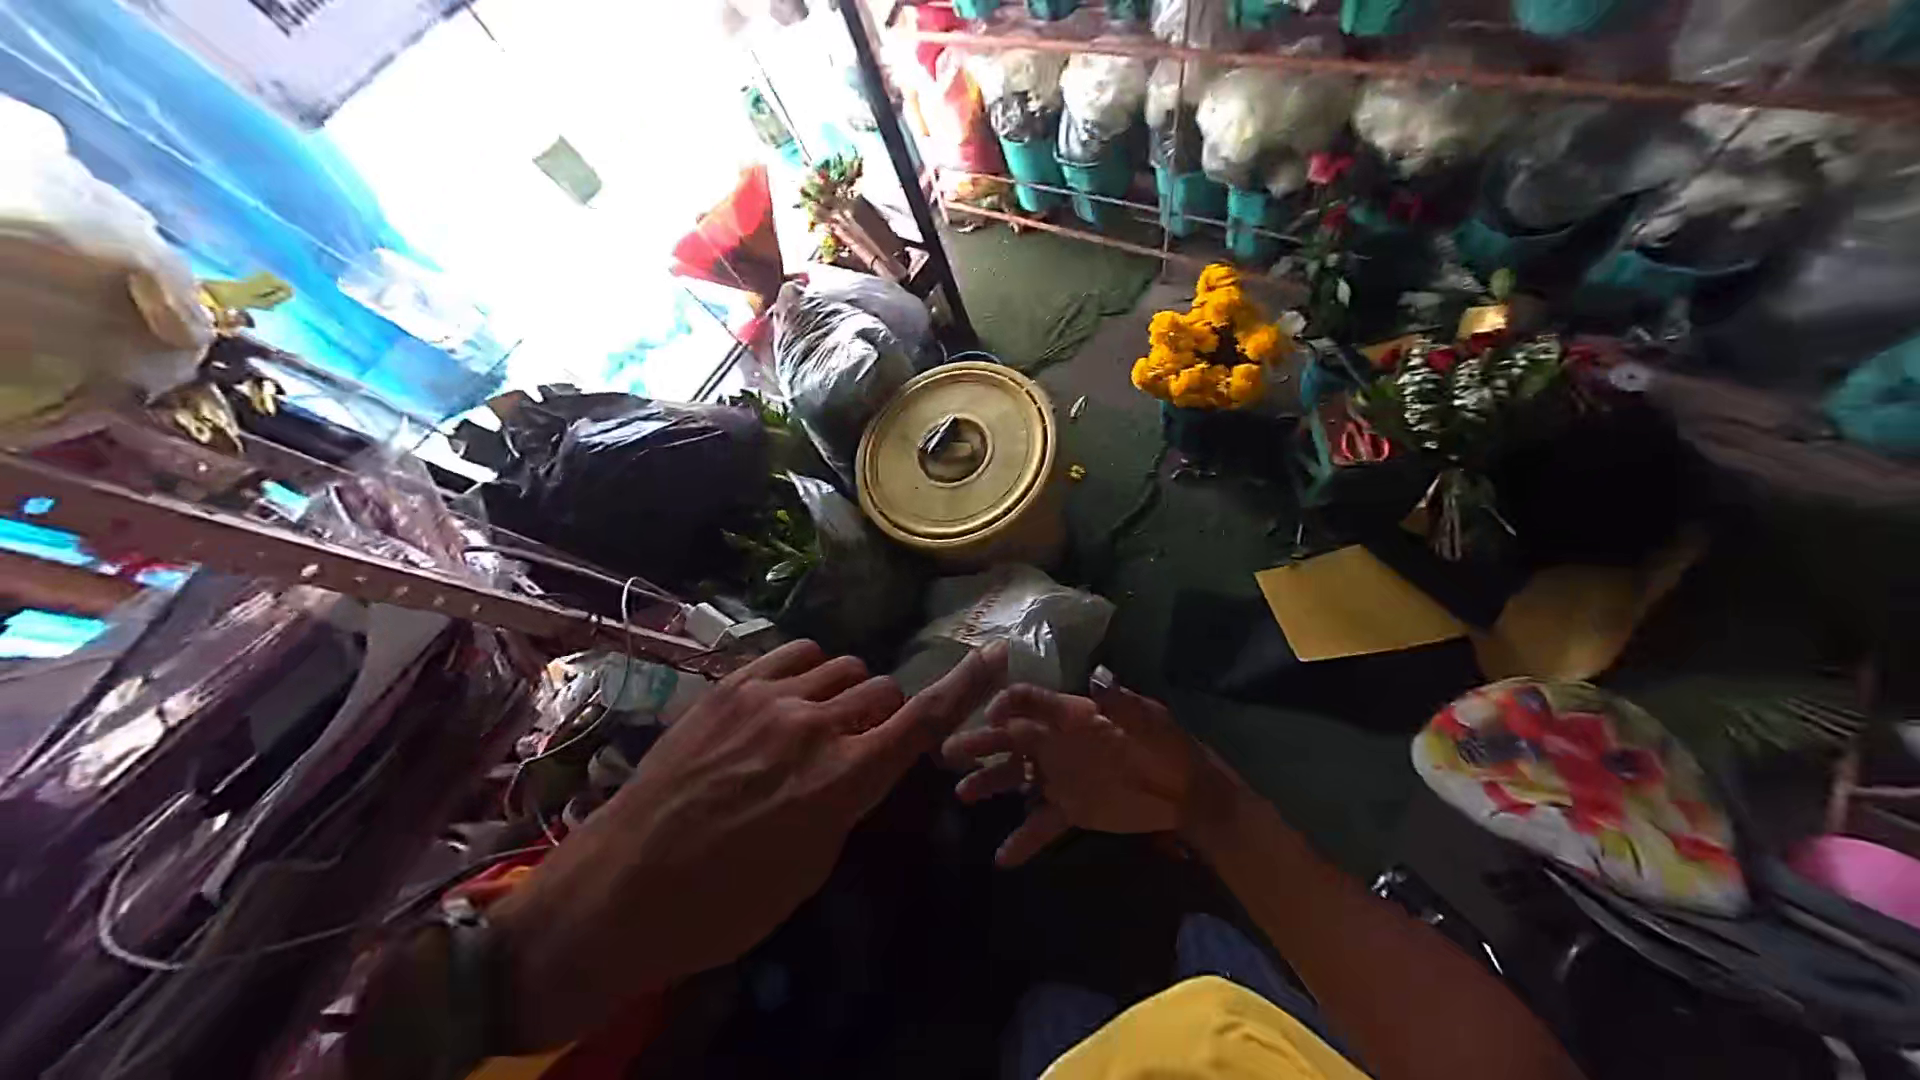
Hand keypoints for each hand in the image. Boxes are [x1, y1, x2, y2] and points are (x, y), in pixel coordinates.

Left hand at [490, 638, 1006, 1049]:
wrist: (619, 889)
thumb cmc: (724, 903)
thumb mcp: (810, 866)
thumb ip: (848, 800)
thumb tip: (862, 764)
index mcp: (842, 781)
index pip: (923, 720)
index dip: (966, 686)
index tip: (995, 657)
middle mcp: (814, 726)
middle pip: (882, 689)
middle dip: (882, 714)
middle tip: (856, 744)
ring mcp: (769, 699)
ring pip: (841, 667)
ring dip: (844, 693)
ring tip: (814, 723)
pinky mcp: (731, 686)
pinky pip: (795, 654)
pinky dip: (808, 672)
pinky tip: (788, 698)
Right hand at [941, 672, 1196, 867]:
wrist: (1186, 793)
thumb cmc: (1166, 747)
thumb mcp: (1147, 721)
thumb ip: (1119, 702)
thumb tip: (1097, 674)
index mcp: (1072, 716)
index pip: (1031, 702)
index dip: (1008, 705)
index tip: (990, 717)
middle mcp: (1057, 743)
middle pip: (1010, 739)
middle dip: (979, 743)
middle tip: (947, 752)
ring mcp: (1060, 777)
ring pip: (1016, 779)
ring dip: (988, 785)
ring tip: (962, 795)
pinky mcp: (1070, 810)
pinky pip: (1040, 825)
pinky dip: (1022, 841)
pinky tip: (1001, 857)